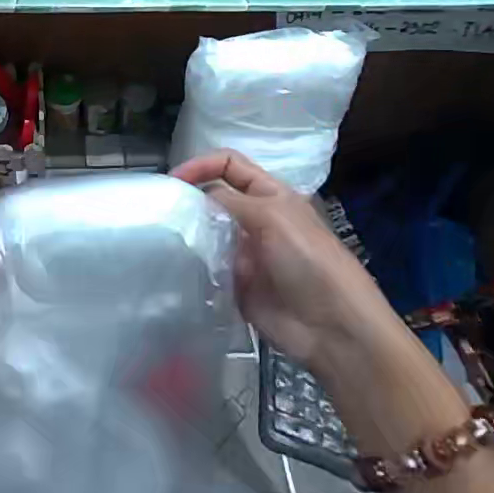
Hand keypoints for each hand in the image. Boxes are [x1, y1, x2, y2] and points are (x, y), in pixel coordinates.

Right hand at [171, 150, 392, 374]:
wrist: (333, 328)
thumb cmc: (309, 260)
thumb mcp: (272, 217)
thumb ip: (230, 201)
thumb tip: (195, 198)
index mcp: (269, 194)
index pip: (228, 165)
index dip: (201, 165)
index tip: (173, 180)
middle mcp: (254, 219)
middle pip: (213, 197)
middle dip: (189, 199)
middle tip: (160, 211)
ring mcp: (244, 252)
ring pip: (206, 233)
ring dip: (189, 234)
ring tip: (163, 240)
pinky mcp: (235, 284)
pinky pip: (207, 268)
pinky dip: (193, 266)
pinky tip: (177, 268)